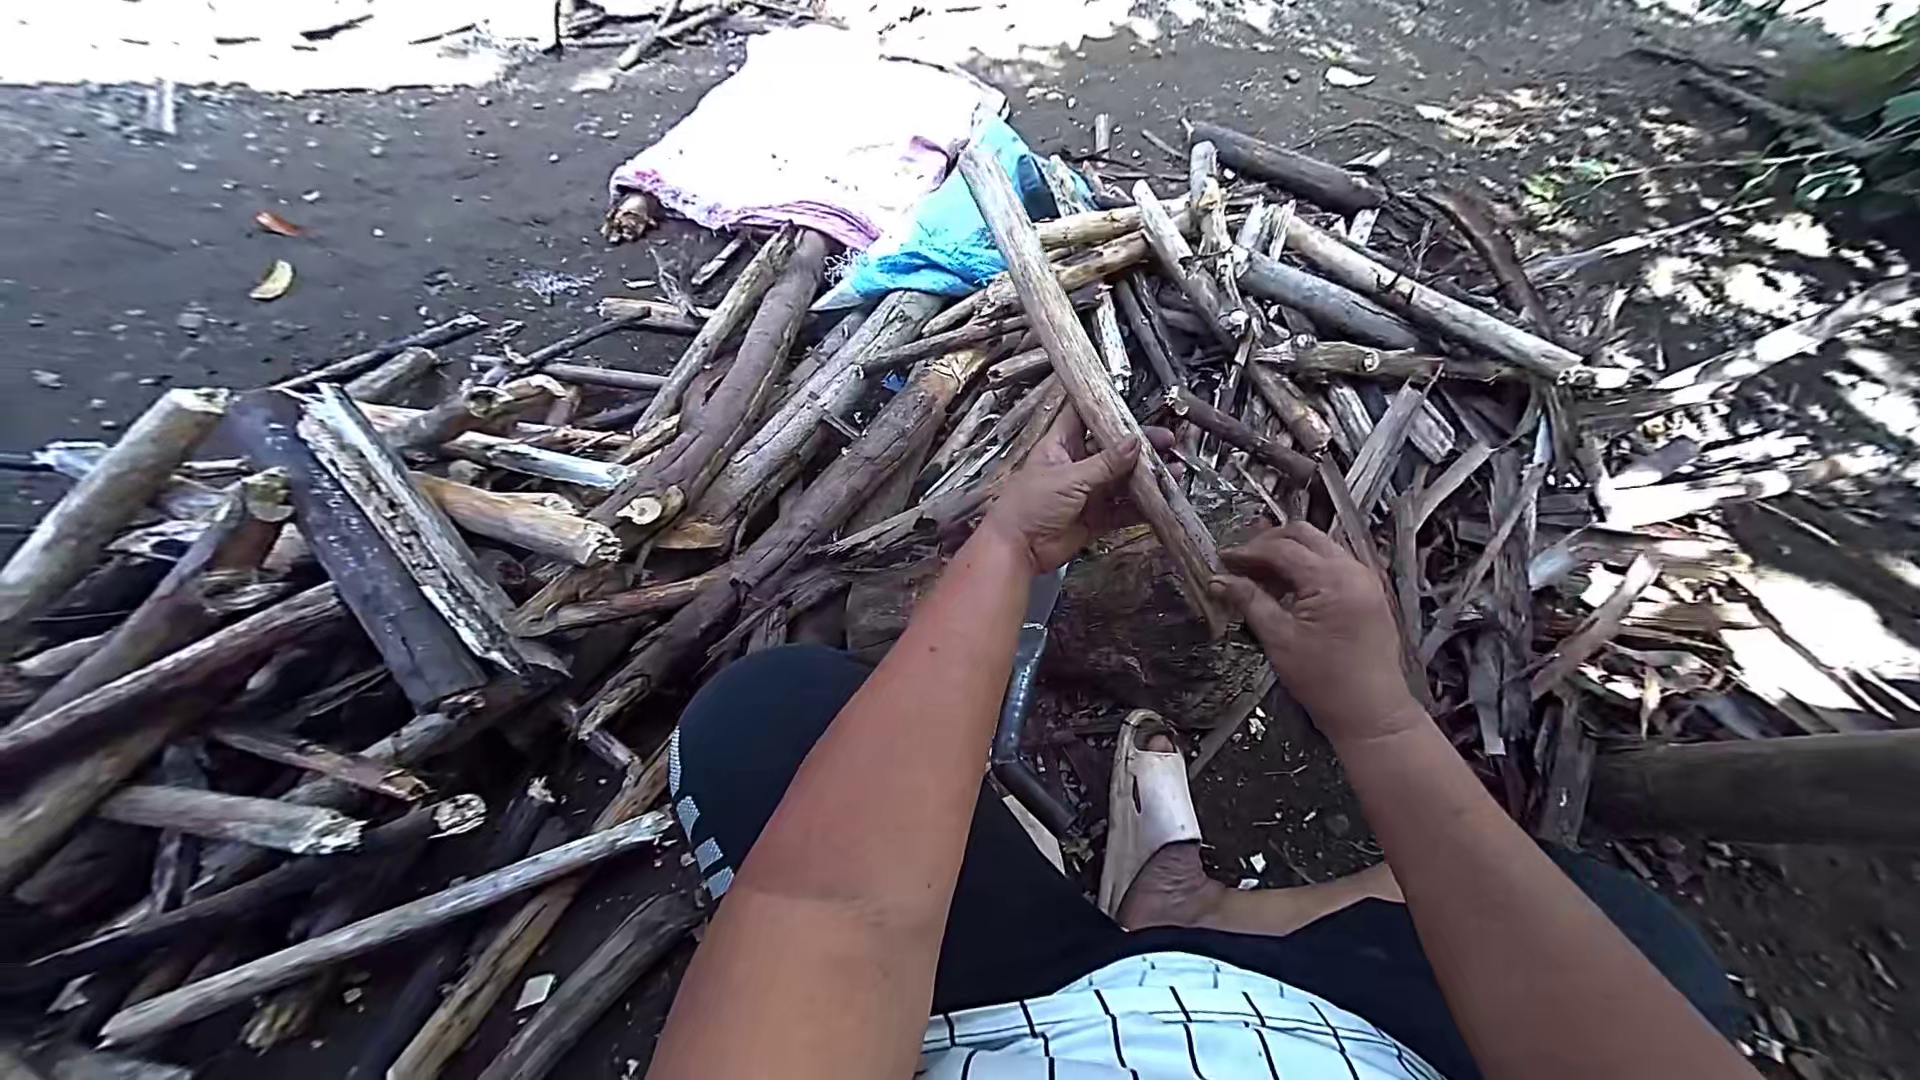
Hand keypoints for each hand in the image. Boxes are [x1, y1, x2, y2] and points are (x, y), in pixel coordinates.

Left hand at [978, 405, 1173, 574]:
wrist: (1018, 550)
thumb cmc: (1028, 506)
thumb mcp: (1068, 477)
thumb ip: (1104, 463)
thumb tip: (1134, 443)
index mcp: (1061, 446)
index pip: (1084, 418)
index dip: (1106, 409)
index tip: (1133, 404)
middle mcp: (1076, 466)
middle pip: (1113, 450)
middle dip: (1140, 446)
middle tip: (1166, 443)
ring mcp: (1087, 493)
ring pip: (1122, 480)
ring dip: (1146, 477)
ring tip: (1173, 471)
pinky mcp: (1095, 518)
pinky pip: (1122, 509)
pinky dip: (1141, 506)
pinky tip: (1160, 500)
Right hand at [1208, 522, 1424, 747]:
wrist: (1371, 712)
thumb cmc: (1324, 679)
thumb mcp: (1278, 637)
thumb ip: (1248, 600)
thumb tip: (1218, 579)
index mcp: (1332, 579)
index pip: (1282, 549)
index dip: (1247, 552)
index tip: (1222, 560)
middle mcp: (1353, 571)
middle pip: (1304, 535)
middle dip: (1268, 543)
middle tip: (1240, 562)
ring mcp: (1364, 580)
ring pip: (1318, 547)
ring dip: (1286, 554)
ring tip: (1257, 576)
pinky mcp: (1366, 593)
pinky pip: (1330, 564)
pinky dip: (1303, 567)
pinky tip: (1283, 588)